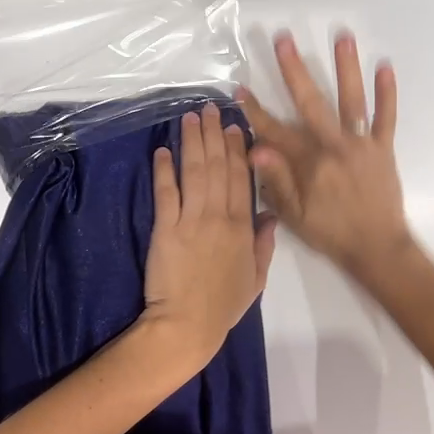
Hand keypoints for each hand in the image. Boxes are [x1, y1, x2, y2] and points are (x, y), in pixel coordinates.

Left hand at [139, 102, 277, 366]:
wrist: (187, 324)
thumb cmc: (221, 306)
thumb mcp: (255, 278)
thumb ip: (264, 245)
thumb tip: (270, 215)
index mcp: (243, 228)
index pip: (241, 180)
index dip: (238, 151)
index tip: (236, 128)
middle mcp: (219, 217)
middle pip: (218, 168)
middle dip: (215, 135)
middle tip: (210, 109)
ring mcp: (191, 221)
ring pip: (195, 173)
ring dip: (192, 143)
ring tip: (190, 118)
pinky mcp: (165, 229)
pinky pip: (166, 193)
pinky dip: (165, 170)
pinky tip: (164, 150)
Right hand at [238, 30, 412, 274]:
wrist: (376, 247)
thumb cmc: (329, 233)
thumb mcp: (293, 214)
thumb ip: (275, 179)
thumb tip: (255, 147)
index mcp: (308, 163)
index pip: (273, 130)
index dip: (254, 110)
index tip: (239, 89)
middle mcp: (334, 145)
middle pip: (310, 101)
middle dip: (293, 69)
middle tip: (283, 39)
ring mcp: (361, 144)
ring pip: (351, 99)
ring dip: (346, 66)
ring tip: (342, 36)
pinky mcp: (383, 149)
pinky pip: (386, 117)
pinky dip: (387, 92)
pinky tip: (385, 66)